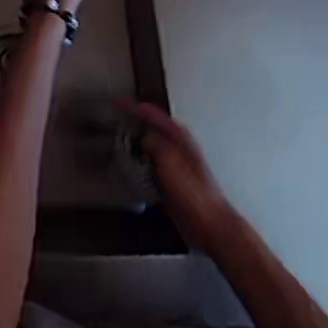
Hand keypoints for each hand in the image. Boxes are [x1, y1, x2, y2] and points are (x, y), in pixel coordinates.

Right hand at [123, 101, 238, 250]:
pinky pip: (151, 164)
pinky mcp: (172, 180)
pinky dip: (139, 162)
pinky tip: (131, 168)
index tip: (120, 103)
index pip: (154, 115)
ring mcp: (176, 164)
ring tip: (121, 139)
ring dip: (135, 141)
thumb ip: (156, 146)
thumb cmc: (197, 198)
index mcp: (181, 139)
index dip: (135, 108)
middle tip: (118, 116)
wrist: (209, 225)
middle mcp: (179, 148)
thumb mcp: (172, 165)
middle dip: (134, 121)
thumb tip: (144, 139)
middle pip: (153, 127)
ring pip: (151, 146)